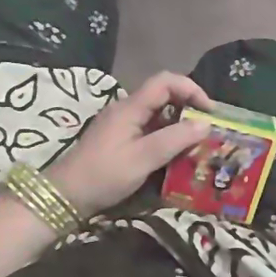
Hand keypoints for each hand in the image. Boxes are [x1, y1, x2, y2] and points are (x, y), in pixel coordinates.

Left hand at [48, 72, 215, 215]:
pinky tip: (175, 153)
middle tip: (206, 129)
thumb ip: (175, 139)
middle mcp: (126, 109)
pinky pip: (148, 128)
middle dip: (188, 107)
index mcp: (131, 107)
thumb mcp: (143, 158)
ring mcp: (121, 124)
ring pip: (156, 113)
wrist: (66, 195)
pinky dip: (165, 135)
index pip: (166, 81)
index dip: (191, 89)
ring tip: (196, 143)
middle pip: (162, 95)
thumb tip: (205, 124)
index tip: (209, 111)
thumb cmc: (105, 174)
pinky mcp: (119, 138)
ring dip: (178, 124)